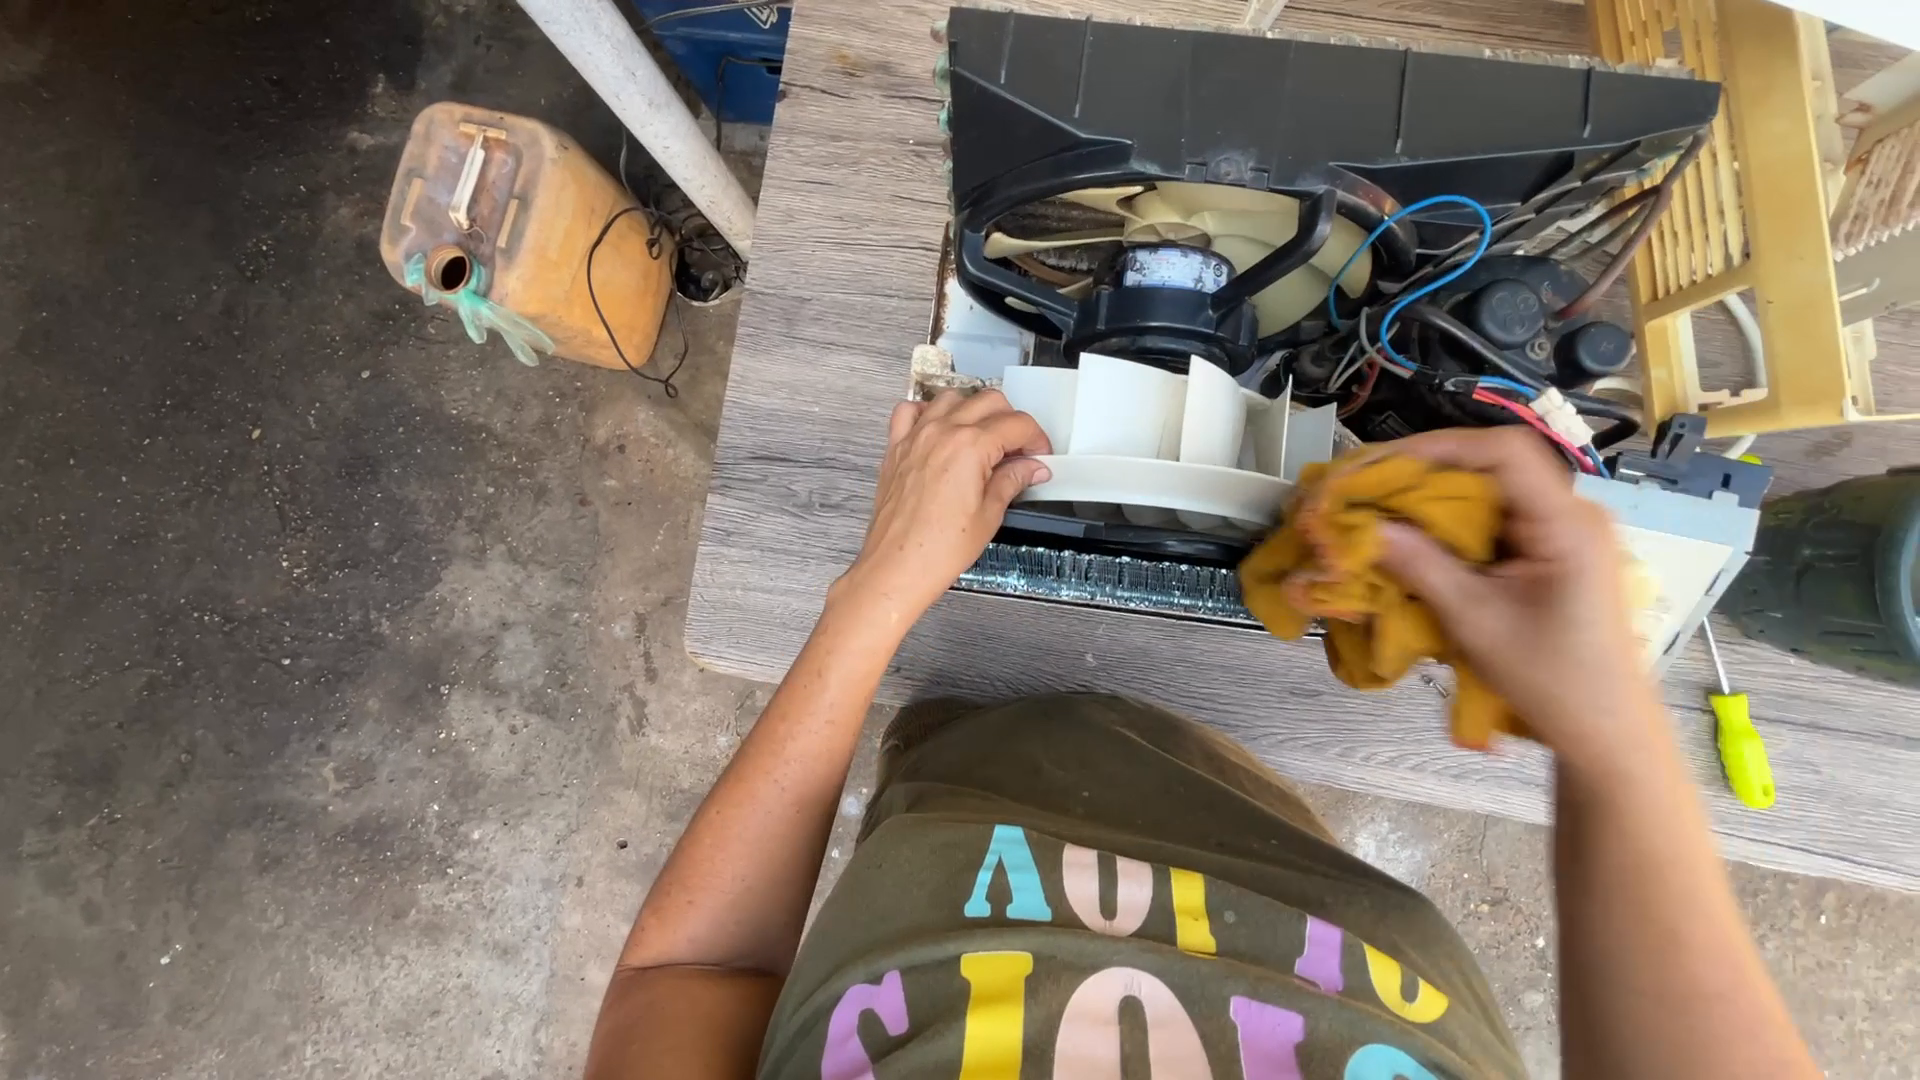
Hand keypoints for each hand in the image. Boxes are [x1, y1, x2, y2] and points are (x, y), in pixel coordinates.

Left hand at [833, 389, 1051, 630]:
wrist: (898, 566)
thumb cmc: (937, 549)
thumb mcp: (990, 515)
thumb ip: (1013, 481)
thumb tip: (1030, 468)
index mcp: (970, 447)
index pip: (1017, 424)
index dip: (1036, 439)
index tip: (1038, 455)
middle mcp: (941, 433)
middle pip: (989, 401)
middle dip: (1011, 421)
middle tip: (1018, 450)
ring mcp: (916, 437)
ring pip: (952, 398)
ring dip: (973, 410)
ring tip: (984, 438)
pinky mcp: (896, 448)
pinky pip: (911, 411)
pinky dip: (928, 412)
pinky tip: (941, 430)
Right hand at [1375, 427, 1665, 771]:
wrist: (1602, 728)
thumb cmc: (1549, 677)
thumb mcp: (1474, 619)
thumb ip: (1419, 564)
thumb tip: (1362, 525)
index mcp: (1567, 523)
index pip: (1503, 452)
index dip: (1437, 447)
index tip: (1377, 466)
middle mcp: (1569, 513)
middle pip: (1489, 465)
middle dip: (1420, 471)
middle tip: (1362, 487)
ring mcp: (1559, 531)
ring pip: (1485, 490)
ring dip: (1427, 496)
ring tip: (1374, 507)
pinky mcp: (1544, 551)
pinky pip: (1487, 518)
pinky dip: (1442, 520)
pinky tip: (1409, 534)